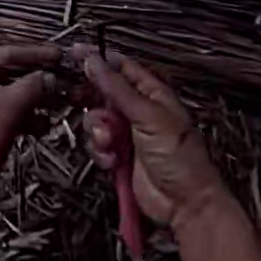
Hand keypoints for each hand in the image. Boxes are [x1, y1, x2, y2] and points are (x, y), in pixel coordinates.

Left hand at [0, 45, 57, 204]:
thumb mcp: (9, 106)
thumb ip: (33, 86)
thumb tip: (53, 77)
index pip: (14, 51)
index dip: (40, 53)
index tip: (63, 56)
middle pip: (17, 71)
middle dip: (42, 79)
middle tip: (68, 84)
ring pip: (18, 93)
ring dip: (38, 99)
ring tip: (61, 106)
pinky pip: (13, 111)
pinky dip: (28, 116)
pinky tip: (44, 126)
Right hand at [79, 47, 229, 228]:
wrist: (185, 207)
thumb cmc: (181, 158)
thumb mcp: (147, 115)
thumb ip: (116, 87)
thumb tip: (93, 59)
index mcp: (151, 92)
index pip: (119, 66)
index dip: (97, 58)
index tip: (75, 53)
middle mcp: (137, 109)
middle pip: (103, 91)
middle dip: (91, 97)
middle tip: (79, 97)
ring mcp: (127, 133)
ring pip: (97, 119)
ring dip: (98, 129)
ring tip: (108, 139)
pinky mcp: (119, 155)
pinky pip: (98, 144)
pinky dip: (101, 150)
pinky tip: (112, 159)